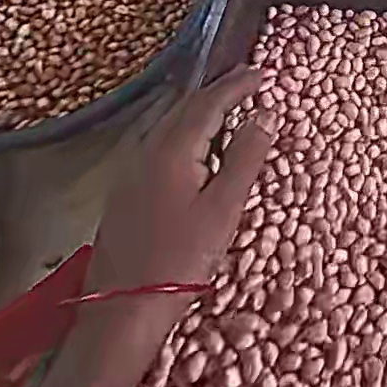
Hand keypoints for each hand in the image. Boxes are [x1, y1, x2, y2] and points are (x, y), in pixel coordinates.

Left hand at [2, 68, 275, 386]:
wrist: (120, 314)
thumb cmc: (180, 260)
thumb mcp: (224, 208)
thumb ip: (246, 156)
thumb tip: (266, 112)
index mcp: (173, 149)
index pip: (209, 102)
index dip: (237, 84)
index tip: (262, 72)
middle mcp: (148, 150)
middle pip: (186, 106)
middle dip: (219, 89)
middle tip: (249, 79)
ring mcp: (132, 170)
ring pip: (171, 122)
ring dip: (201, 107)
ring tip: (228, 103)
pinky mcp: (126, 190)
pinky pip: (160, 141)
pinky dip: (186, 128)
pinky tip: (196, 143)